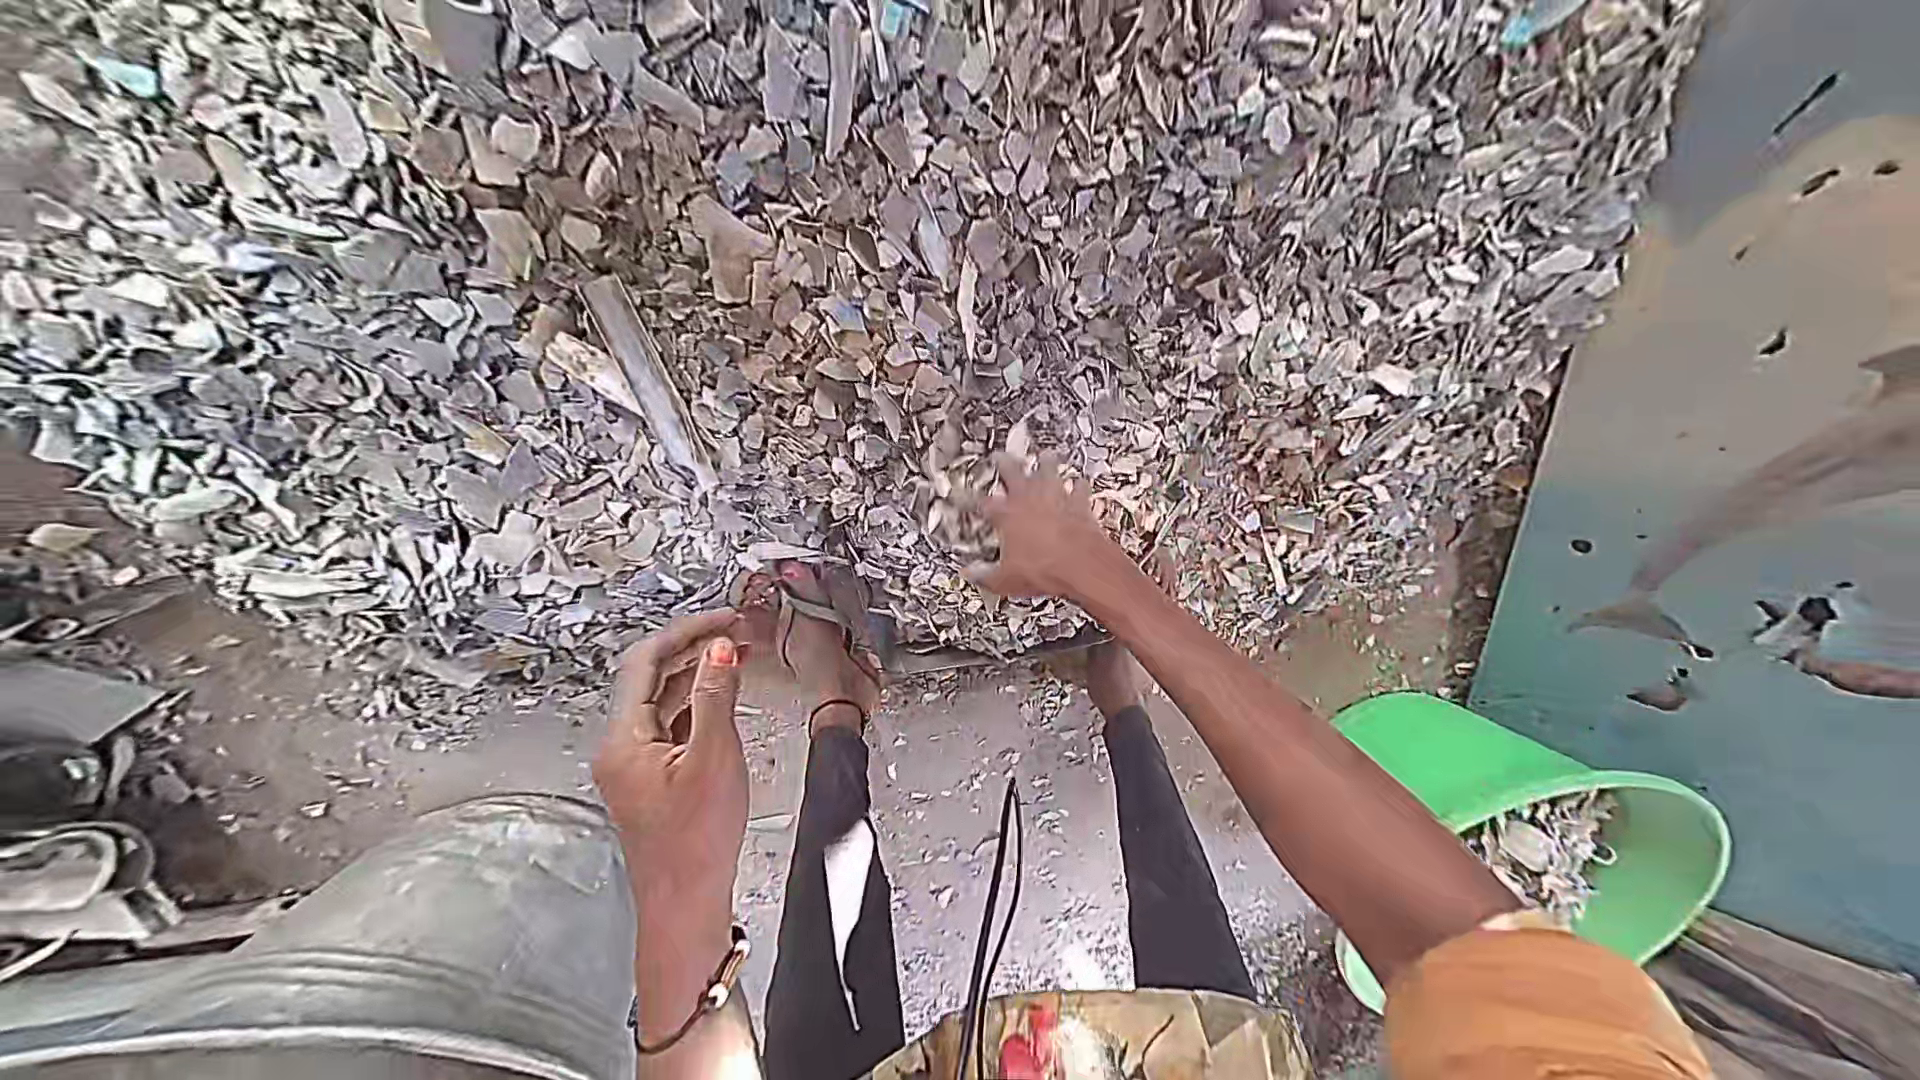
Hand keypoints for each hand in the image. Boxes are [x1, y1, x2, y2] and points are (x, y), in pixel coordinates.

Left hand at [594, 609, 747, 905]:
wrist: (686, 902)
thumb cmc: (694, 842)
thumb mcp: (714, 756)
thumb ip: (716, 695)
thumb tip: (720, 649)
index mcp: (625, 739)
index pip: (646, 661)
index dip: (687, 632)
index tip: (723, 619)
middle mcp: (623, 747)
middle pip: (653, 676)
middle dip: (694, 647)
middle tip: (735, 631)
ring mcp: (638, 762)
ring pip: (665, 699)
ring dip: (698, 672)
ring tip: (735, 654)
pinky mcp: (656, 775)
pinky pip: (674, 722)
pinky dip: (699, 701)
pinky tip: (724, 695)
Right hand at [964, 451, 1119, 599]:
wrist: (1081, 566)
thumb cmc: (1044, 569)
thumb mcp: (1006, 579)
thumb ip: (986, 575)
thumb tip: (971, 576)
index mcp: (1007, 515)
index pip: (987, 504)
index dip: (979, 502)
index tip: (975, 499)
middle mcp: (1030, 500)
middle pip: (1014, 475)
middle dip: (1006, 465)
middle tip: (1001, 456)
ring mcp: (1055, 498)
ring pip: (1048, 473)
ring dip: (1046, 464)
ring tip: (1044, 456)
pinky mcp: (1079, 504)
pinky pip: (1079, 488)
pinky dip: (1078, 485)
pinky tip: (1080, 481)